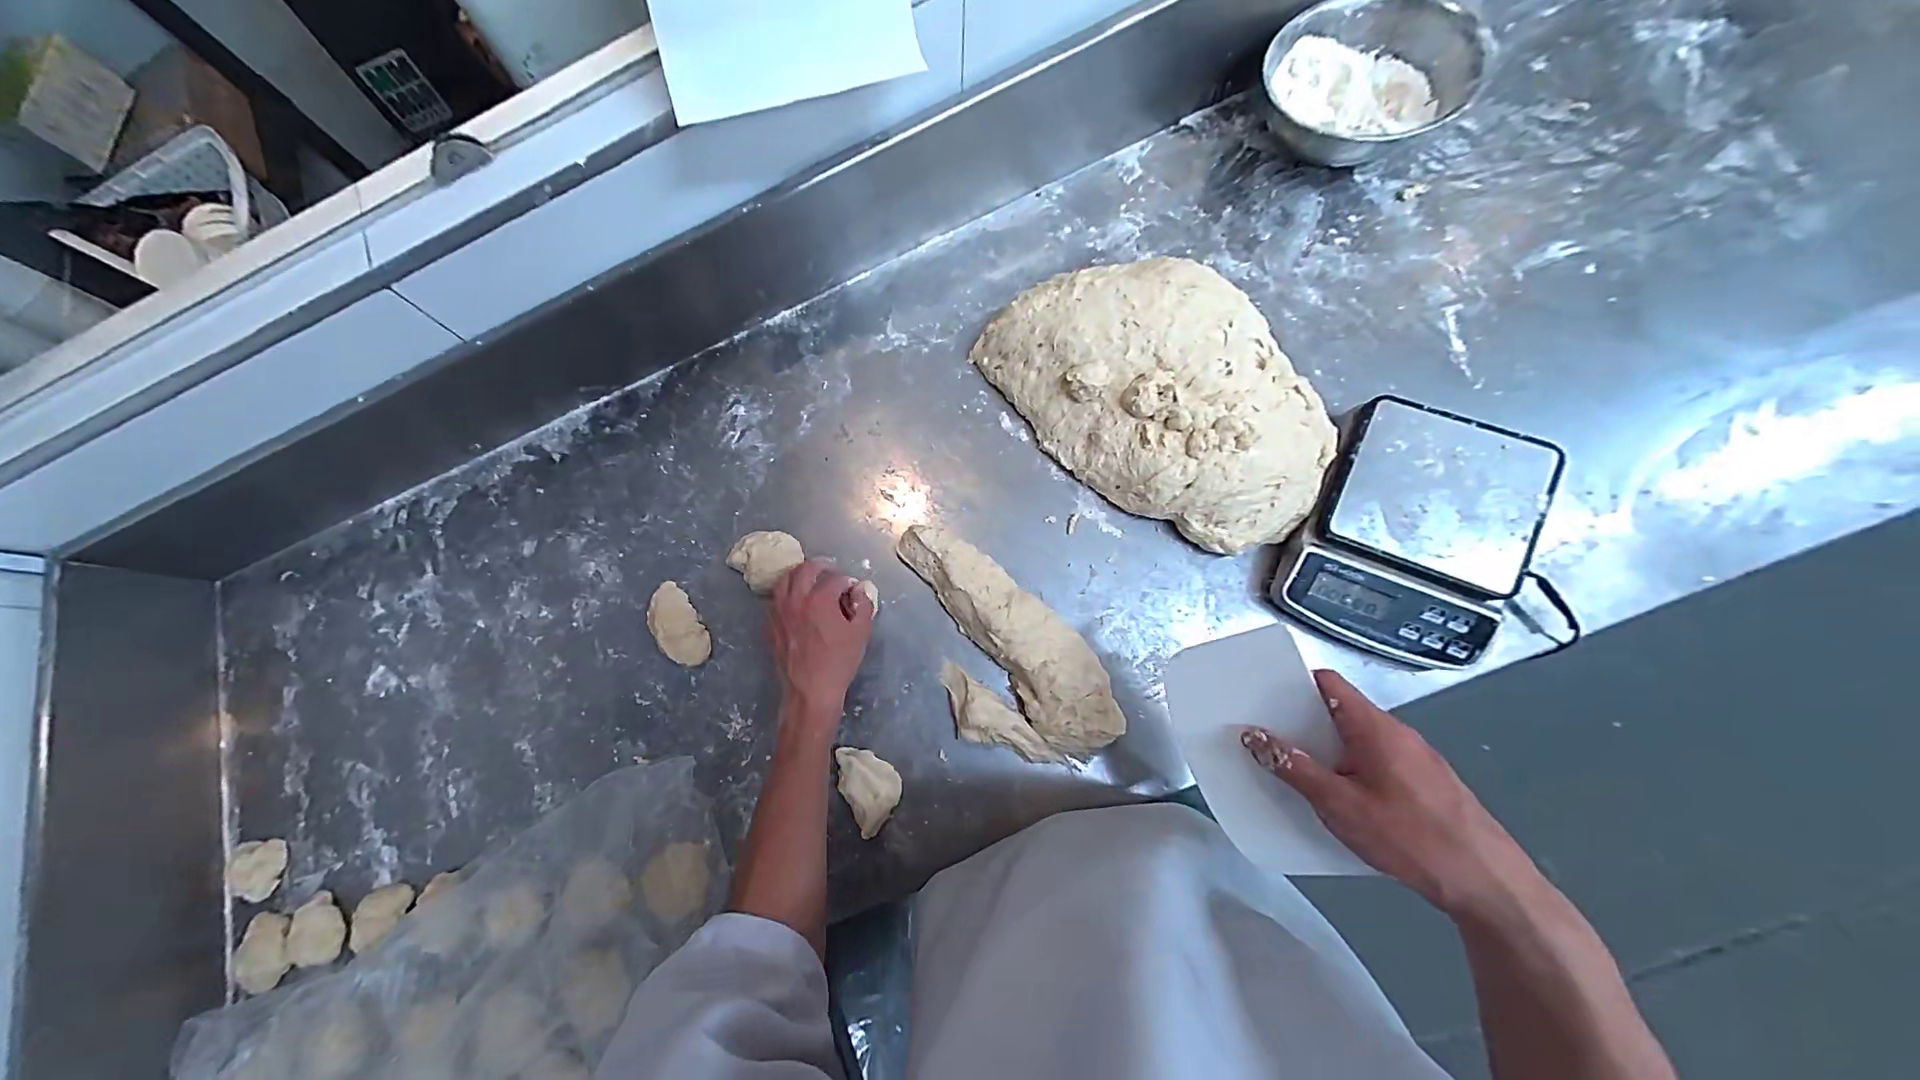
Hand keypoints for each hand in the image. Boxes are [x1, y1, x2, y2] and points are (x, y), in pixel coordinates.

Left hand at [769, 559, 874, 727]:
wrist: (810, 690)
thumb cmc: (839, 662)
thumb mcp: (860, 633)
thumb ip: (863, 606)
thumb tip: (860, 590)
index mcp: (819, 600)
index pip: (835, 578)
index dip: (847, 581)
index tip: (852, 589)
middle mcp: (795, 600)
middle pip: (805, 569)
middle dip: (821, 566)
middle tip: (831, 571)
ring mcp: (779, 611)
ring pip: (785, 580)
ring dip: (799, 575)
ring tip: (811, 580)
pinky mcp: (771, 624)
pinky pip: (776, 598)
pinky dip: (787, 592)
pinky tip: (797, 600)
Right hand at [1242, 670, 1543, 922]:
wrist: (1489, 884)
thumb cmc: (1414, 839)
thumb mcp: (1339, 804)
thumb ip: (1294, 768)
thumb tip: (1257, 737)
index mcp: (1374, 726)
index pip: (1328, 682)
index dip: (1293, 683)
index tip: (1264, 696)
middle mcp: (1397, 733)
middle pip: (1339, 710)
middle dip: (1302, 723)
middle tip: (1270, 739)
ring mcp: (1415, 757)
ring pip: (1357, 738)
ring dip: (1326, 750)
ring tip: (1298, 773)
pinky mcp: (1425, 781)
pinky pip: (1375, 761)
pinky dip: (1350, 769)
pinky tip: (1339, 799)